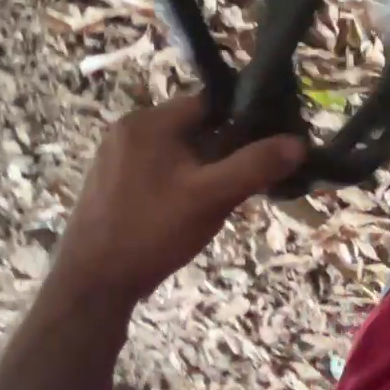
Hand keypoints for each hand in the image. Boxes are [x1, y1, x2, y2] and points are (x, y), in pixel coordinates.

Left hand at [49, 95, 304, 310]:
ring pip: (184, 148)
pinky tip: (199, 206)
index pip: (212, 102)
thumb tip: (300, 143)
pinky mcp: (114, 181)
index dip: (247, 118)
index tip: (273, 141)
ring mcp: (118, 156)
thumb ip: (257, 165)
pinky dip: (189, 178)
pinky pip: (165, 166)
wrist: (90, 286)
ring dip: (211, 165)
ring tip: (230, 194)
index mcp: (148, 123)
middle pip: (199, 125)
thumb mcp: (213, 196)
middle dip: (230, 147)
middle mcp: (129, 130)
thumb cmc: (151, 231)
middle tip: (254, 174)